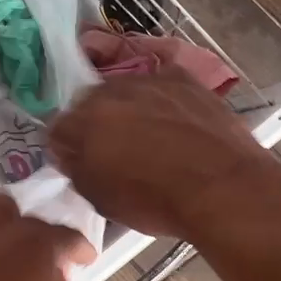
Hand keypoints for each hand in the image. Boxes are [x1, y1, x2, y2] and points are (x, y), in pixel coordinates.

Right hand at [49, 66, 280, 239]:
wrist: (223, 188)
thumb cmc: (156, 201)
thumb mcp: (100, 198)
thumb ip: (76, 169)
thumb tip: (69, 153)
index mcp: (81, 122)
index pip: (57, 128)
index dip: (66, 145)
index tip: (78, 160)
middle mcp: (108, 93)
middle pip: (88, 102)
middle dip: (94, 121)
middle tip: (110, 148)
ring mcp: (147, 81)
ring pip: (123, 89)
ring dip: (125, 106)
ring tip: (144, 133)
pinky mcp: (182, 79)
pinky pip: (158, 82)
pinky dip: (157, 97)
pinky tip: (169, 117)